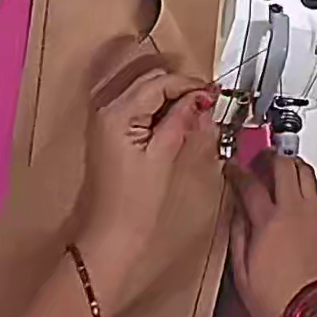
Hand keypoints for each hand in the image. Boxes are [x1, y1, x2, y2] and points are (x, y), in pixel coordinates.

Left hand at [75, 67, 214, 316]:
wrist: (109, 236)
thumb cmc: (134, 203)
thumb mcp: (163, 156)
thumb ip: (180, 119)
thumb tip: (200, 96)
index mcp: (117, 113)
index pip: (158, 83)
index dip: (187, 85)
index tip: (211, 93)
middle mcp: (106, 109)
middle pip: (148, 80)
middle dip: (178, 87)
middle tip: (205, 101)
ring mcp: (105, 119)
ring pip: (142, 90)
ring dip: (168, 94)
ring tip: (194, 110)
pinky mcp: (109, 130)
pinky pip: (136, 105)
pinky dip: (157, 106)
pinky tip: (175, 119)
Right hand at [225, 152, 316, 316]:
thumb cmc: (278, 304)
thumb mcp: (241, 272)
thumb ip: (237, 235)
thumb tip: (236, 214)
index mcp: (269, 220)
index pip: (250, 183)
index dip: (238, 171)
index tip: (232, 168)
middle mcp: (294, 212)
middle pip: (283, 165)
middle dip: (268, 156)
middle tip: (258, 158)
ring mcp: (313, 216)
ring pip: (305, 172)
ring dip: (290, 164)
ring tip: (278, 167)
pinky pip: (314, 191)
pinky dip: (302, 183)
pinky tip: (293, 193)